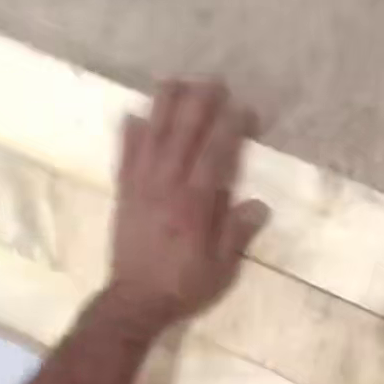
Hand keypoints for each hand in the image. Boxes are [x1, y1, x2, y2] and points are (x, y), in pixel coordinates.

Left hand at [100, 78, 270, 335]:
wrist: (134, 302)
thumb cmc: (182, 288)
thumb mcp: (220, 269)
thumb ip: (237, 234)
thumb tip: (259, 204)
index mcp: (195, 202)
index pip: (216, 151)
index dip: (231, 125)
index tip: (245, 110)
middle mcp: (167, 185)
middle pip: (183, 130)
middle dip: (201, 101)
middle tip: (216, 84)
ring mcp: (141, 186)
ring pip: (152, 133)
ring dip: (165, 104)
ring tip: (178, 82)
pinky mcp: (123, 194)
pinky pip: (125, 155)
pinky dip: (131, 132)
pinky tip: (136, 114)